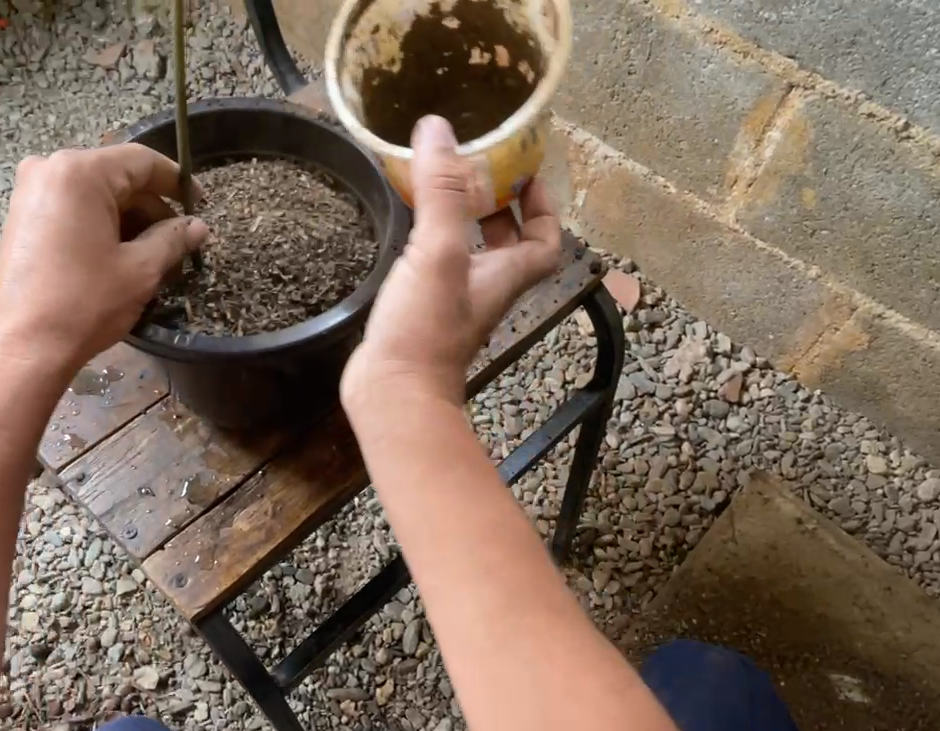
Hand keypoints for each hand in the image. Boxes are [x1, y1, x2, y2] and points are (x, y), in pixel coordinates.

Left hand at [0, 144, 208, 390]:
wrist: (24, 344)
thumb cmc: (85, 303)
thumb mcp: (140, 270)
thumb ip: (173, 240)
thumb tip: (198, 226)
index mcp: (80, 173)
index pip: (141, 161)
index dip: (177, 181)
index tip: (202, 205)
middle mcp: (50, 170)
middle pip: (117, 177)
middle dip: (153, 207)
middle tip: (181, 243)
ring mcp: (32, 193)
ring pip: (97, 196)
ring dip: (131, 221)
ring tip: (156, 258)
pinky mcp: (24, 218)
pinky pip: (75, 210)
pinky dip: (104, 227)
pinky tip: (123, 259)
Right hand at [342, 116, 561, 413]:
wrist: (394, 393)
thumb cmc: (427, 328)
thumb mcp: (439, 251)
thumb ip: (442, 192)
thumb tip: (439, 127)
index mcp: (505, 275)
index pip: (545, 240)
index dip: (544, 207)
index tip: (526, 174)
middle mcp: (484, 291)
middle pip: (509, 247)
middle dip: (499, 208)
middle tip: (476, 171)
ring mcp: (452, 306)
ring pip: (470, 258)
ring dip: (462, 223)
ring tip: (438, 188)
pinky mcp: (420, 316)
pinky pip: (434, 270)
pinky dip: (427, 246)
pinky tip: (404, 230)